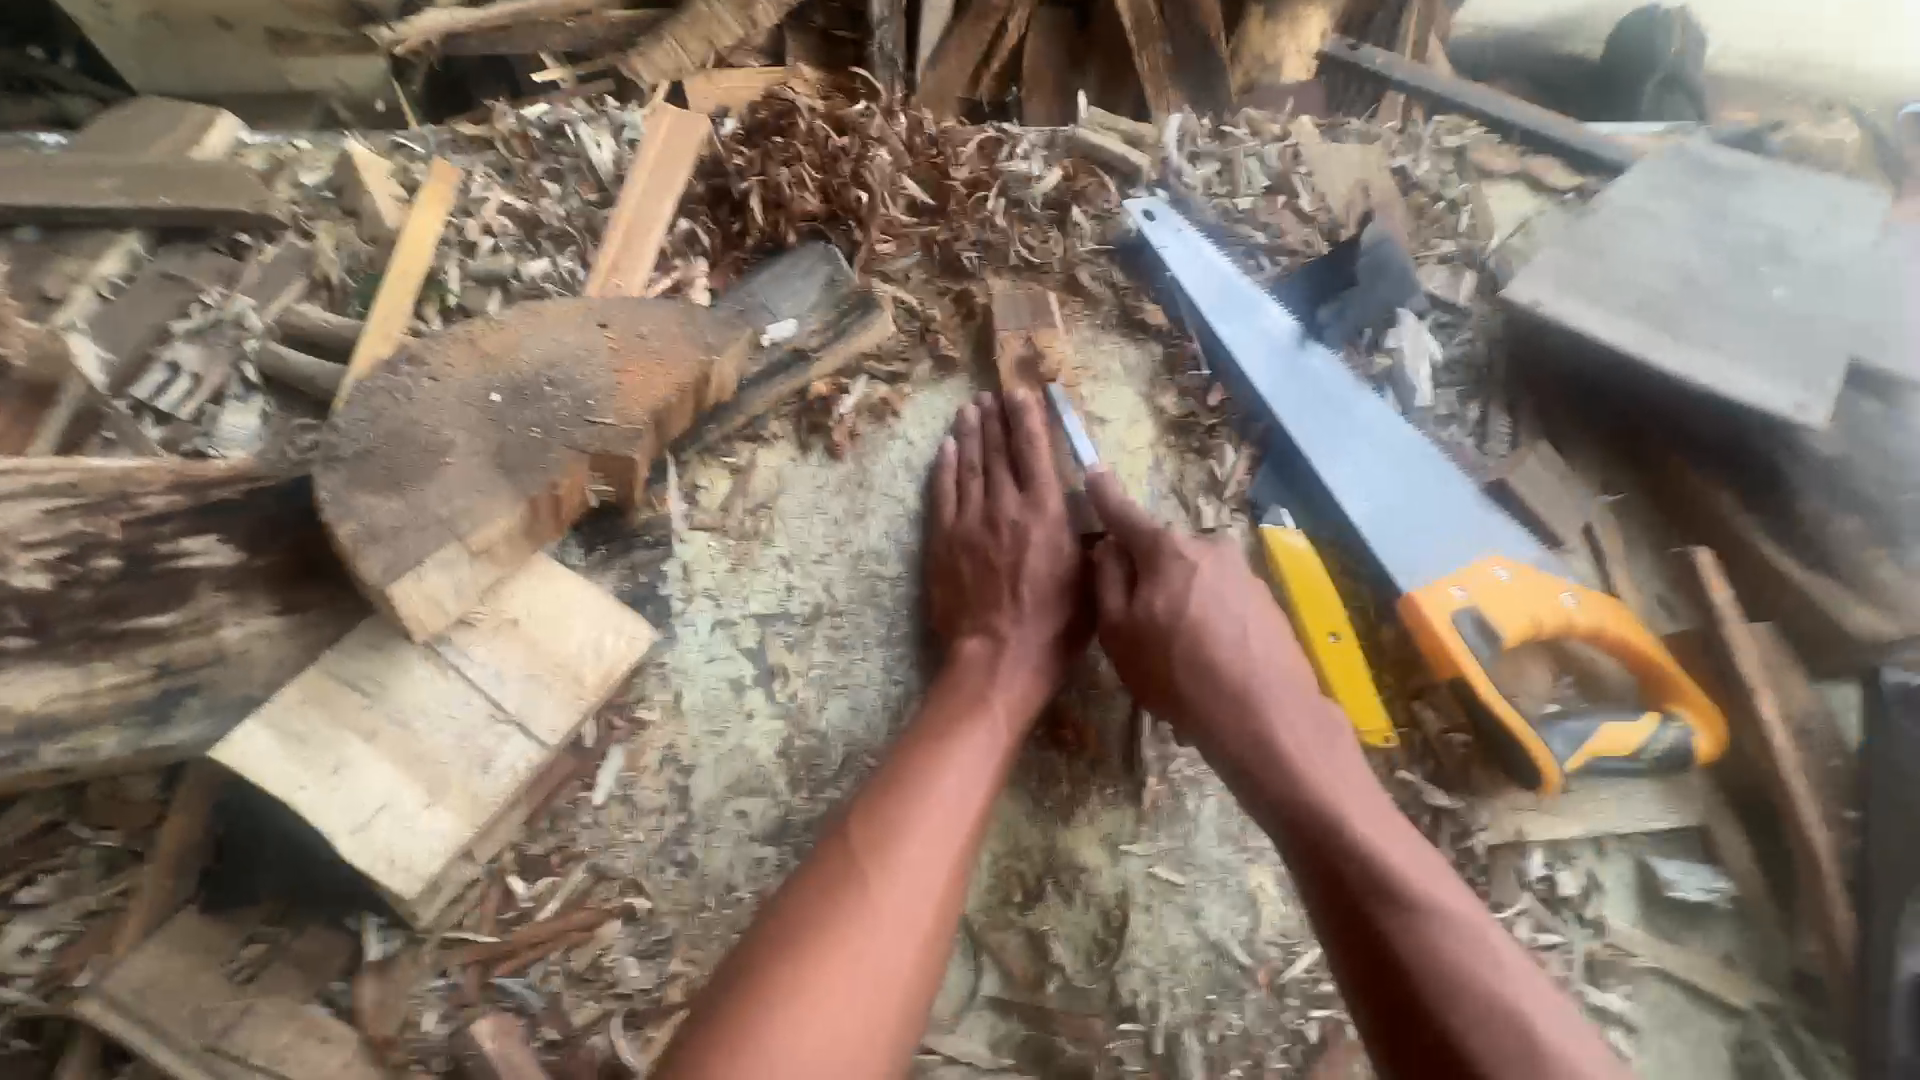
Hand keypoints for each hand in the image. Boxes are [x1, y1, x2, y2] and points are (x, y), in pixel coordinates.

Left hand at [926, 390, 1087, 712]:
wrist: (997, 658)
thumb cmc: (1054, 627)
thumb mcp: (1089, 581)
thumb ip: (1087, 542)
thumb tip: (1091, 518)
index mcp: (1046, 513)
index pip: (1035, 451)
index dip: (1028, 418)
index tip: (1021, 392)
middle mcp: (1006, 506)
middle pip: (999, 451)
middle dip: (996, 418)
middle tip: (991, 393)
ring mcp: (969, 521)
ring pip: (969, 465)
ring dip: (970, 433)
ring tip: (969, 409)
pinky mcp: (943, 541)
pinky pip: (942, 493)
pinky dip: (945, 467)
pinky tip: (947, 448)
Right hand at [1086, 471, 1332, 753]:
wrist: (1265, 716)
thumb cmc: (1175, 673)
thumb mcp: (1118, 631)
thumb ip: (1107, 580)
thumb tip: (1109, 547)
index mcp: (1165, 548)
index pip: (1125, 513)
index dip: (1104, 495)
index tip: (1094, 472)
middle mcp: (1208, 547)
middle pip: (1162, 552)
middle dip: (1146, 574)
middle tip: (1138, 625)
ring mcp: (1244, 573)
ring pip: (1193, 578)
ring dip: (1180, 602)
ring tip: (1178, 655)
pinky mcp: (1267, 601)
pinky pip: (1221, 601)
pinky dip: (1208, 620)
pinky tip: (1209, 661)